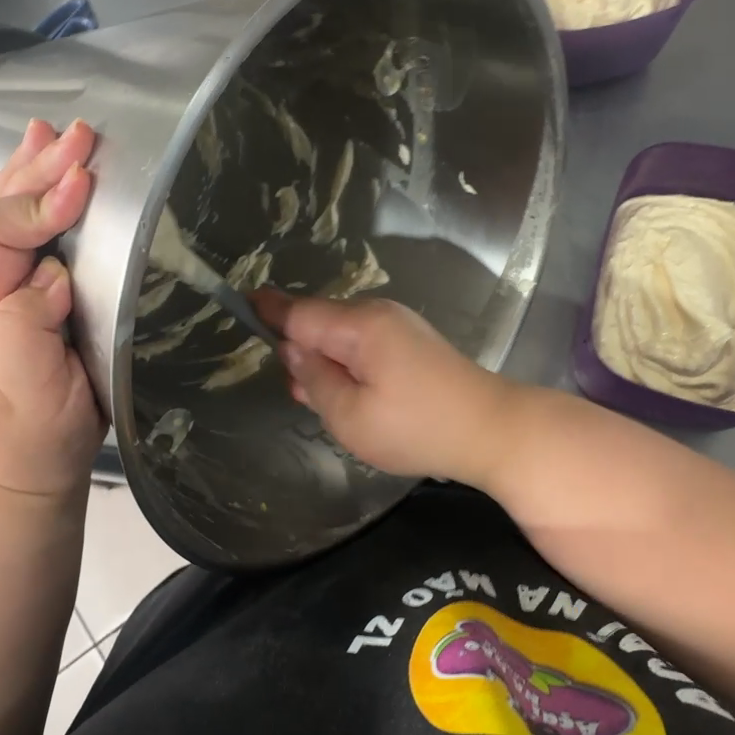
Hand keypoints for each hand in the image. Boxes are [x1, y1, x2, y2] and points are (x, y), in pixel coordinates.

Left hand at [0, 119, 105, 497]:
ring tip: (55, 131)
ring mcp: (13, 288)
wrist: (28, 467)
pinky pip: (30, 231)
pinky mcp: (38, 293)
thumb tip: (50, 276)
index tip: (83, 185)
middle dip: (36, 170)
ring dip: (32, 167)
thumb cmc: (31, 440)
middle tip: (80, 136)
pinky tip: (49, 164)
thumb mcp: (28, 401)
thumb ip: (27, 338)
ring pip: (8, 213)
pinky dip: (38, 190)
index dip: (35, 207)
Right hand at [253, 292, 520, 486]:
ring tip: (322, 400)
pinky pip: (365, 344)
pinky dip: (349, 365)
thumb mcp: (350, 416)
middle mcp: (378, 314)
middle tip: (295, 391)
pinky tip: (352, 397)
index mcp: (360, 326)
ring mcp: (400, 326)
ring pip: (342, 335)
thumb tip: (292, 351)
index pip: (299, 312)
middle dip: (299, 349)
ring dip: (325, 362)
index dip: (268, 311)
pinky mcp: (413, 343)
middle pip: (320, 322)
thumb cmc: (417, 428)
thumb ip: (313, 380)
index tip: (240, 304)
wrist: (494, 431)